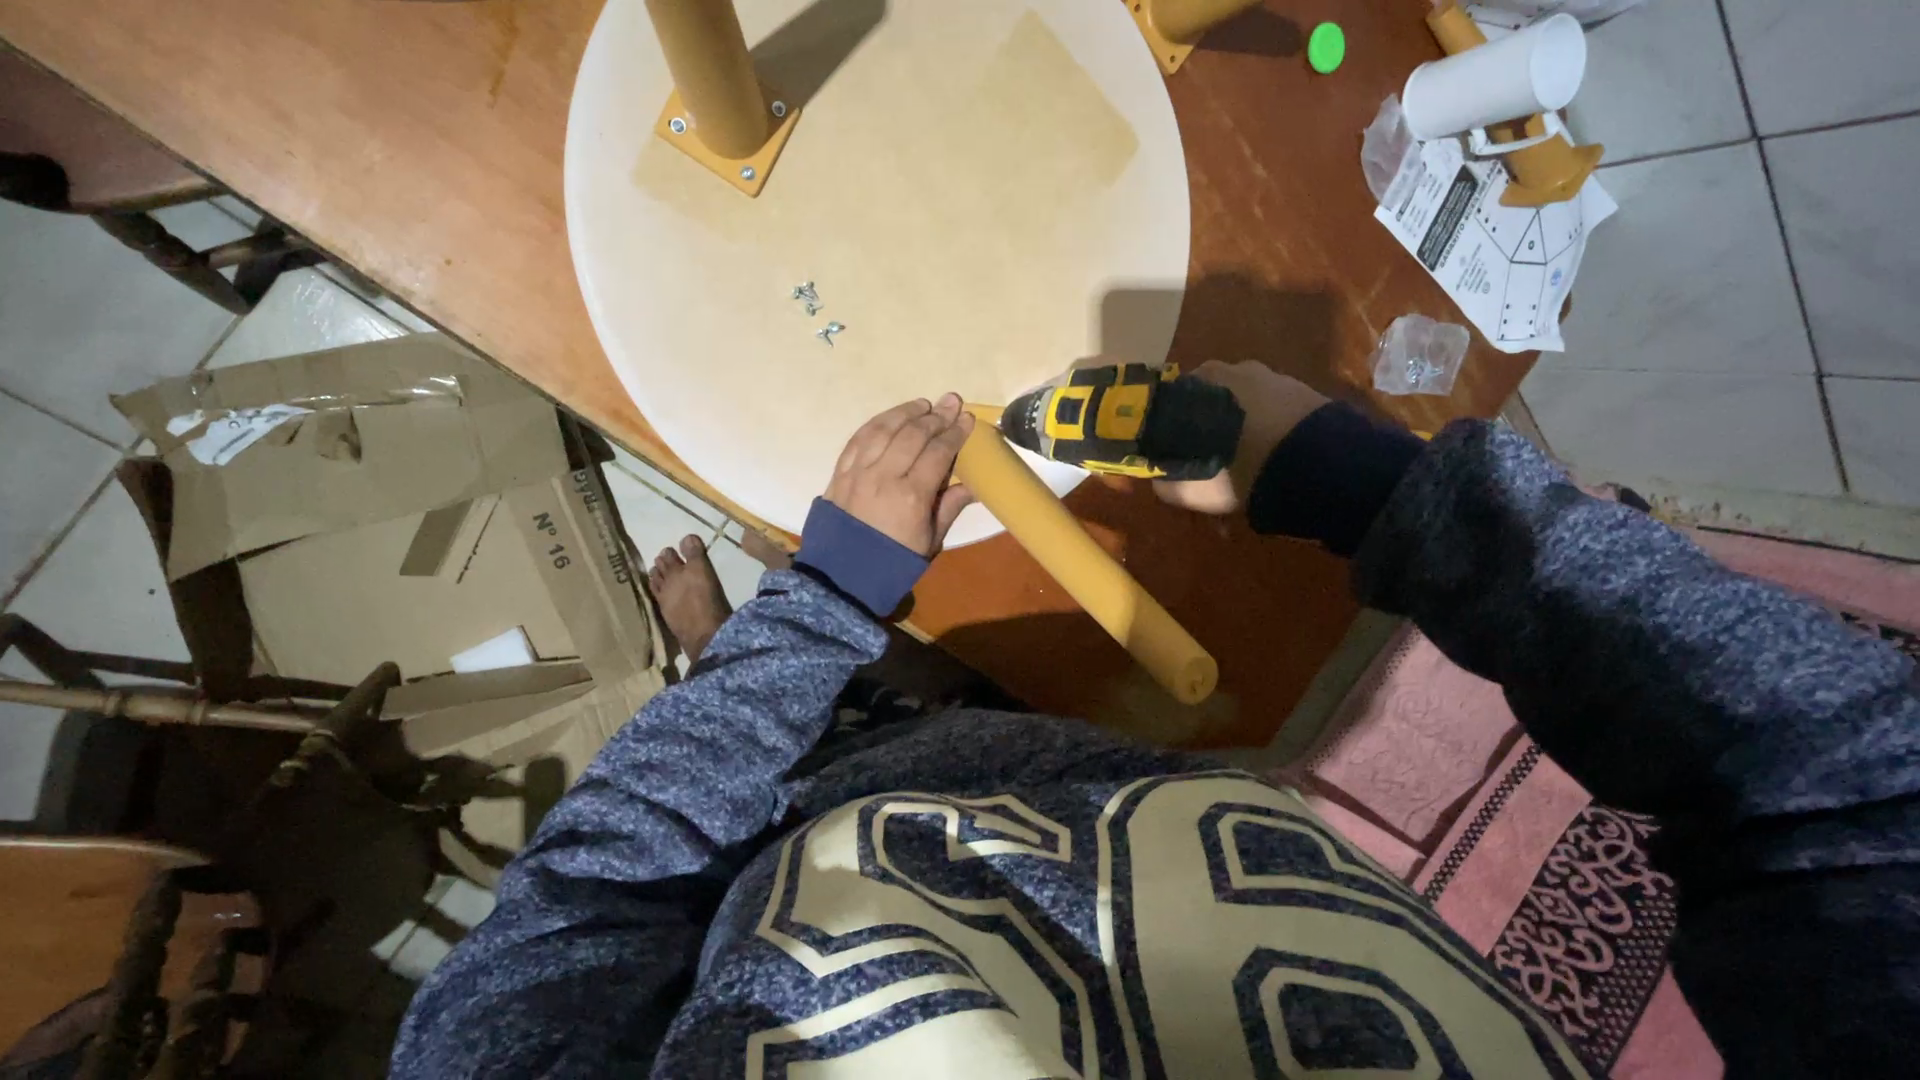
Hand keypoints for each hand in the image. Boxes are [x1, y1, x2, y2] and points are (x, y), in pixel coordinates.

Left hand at [825, 394, 975, 555]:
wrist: (842, 578)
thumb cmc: (893, 563)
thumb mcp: (930, 541)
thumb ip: (949, 507)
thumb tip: (974, 485)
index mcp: (912, 496)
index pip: (938, 452)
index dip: (955, 433)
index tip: (967, 418)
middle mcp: (884, 476)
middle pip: (913, 434)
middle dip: (936, 416)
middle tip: (951, 401)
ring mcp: (858, 471)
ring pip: (884, 429)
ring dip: (906, 412)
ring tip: (923, 404)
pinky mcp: (840, 472)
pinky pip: (859, 438)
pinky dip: (877, 423)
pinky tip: (891, 417)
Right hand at [1153, 360, 1326, 515]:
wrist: (1319, 465)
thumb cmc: (1242, 469)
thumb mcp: (1194, 489)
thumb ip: (1168, 483)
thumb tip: (1159, 478)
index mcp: (1204, 382)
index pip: (1174, 395)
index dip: (1171, 421)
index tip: (1172, 444)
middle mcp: (1237, 370)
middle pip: (1212, 394)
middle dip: (1207, 418)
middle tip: (1207, 451)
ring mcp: (1275, 377)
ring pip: (1246, 399)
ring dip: (1242, 420)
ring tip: (1243, 453)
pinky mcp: (1305, 391)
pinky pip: (1276, 407)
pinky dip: (1270, 424)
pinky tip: (1272, 449)